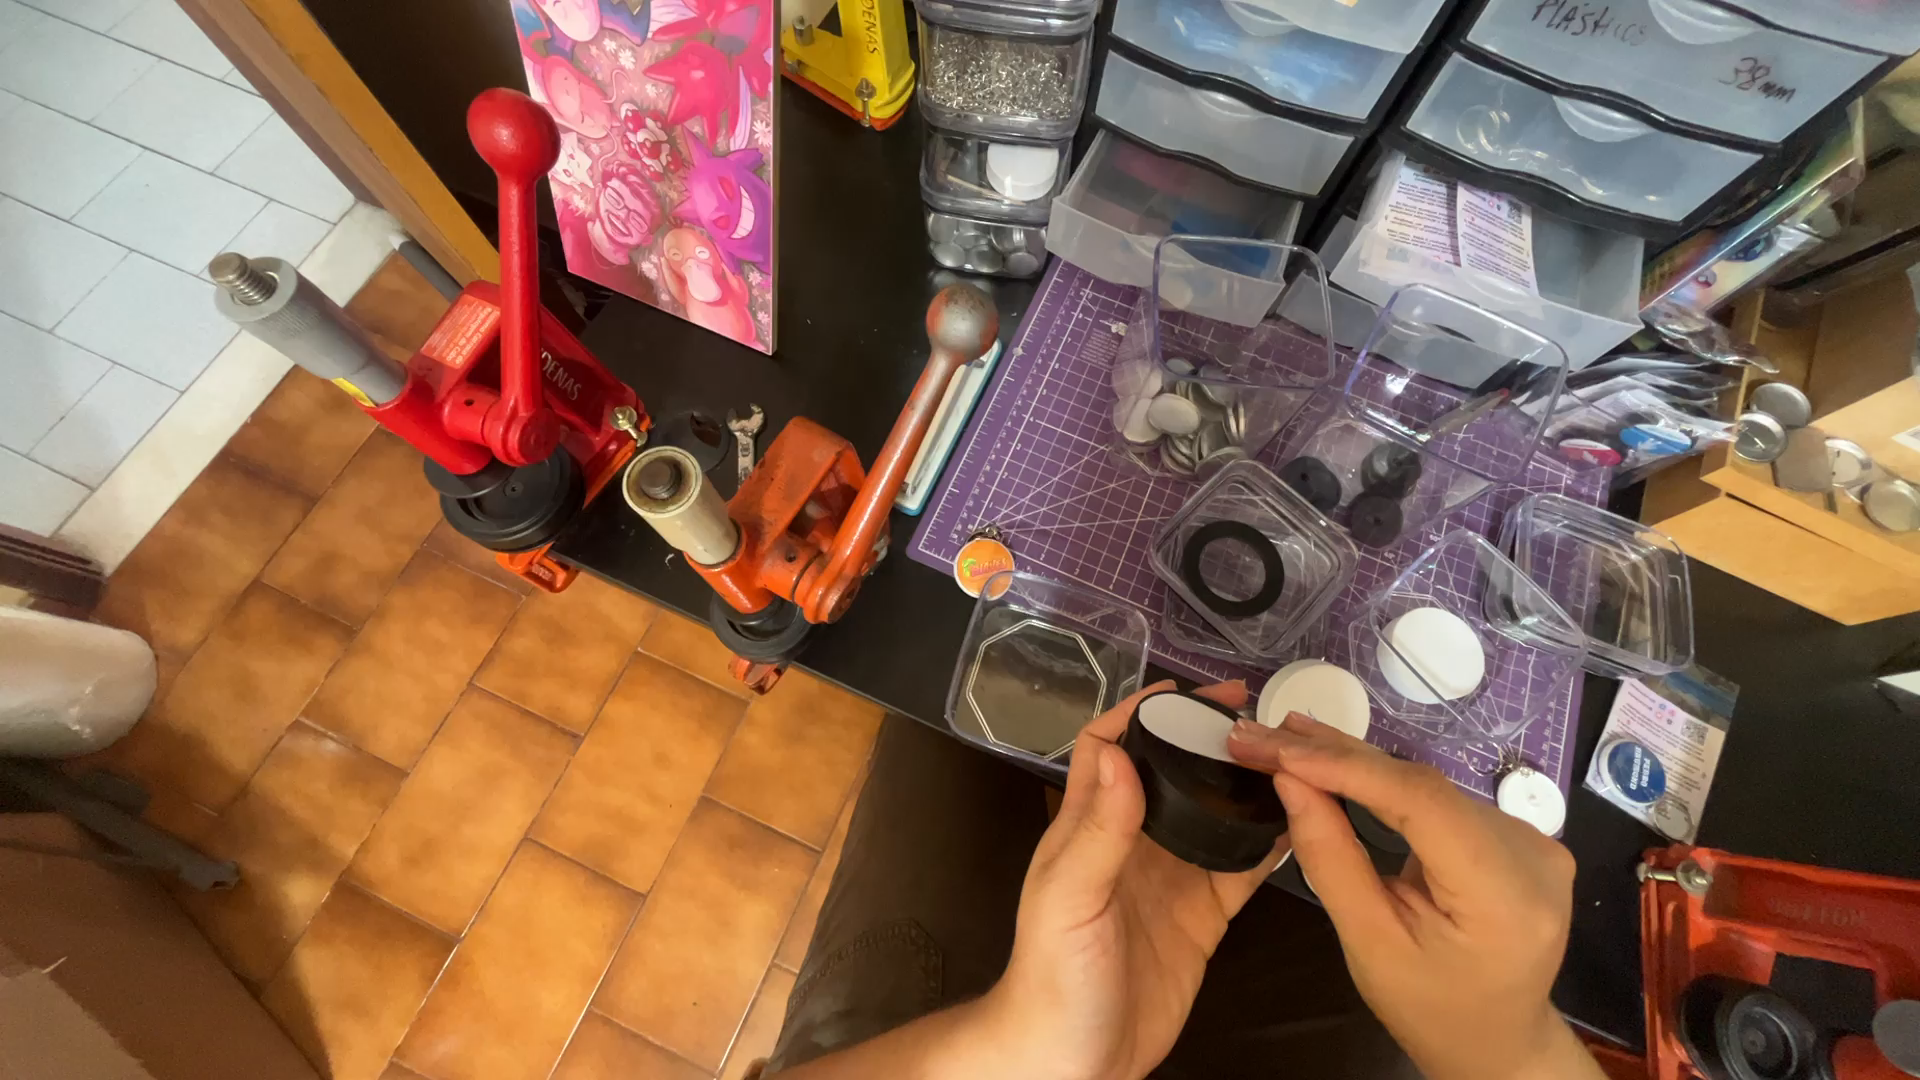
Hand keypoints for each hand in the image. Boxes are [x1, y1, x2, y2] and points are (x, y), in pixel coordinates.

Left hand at [981, 680, 1287, 1079]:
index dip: (1135, 713)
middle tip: (1251, 715)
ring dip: (1238, 787)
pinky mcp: (1201, 916)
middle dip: (1200, 739)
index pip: (1107, 747)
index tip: (1179, 690)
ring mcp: (1169, 876)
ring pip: (1208, 815)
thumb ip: (1098, 828)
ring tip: (1284, 758)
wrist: (1075, 1058)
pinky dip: (1266, 848)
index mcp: (1090, 822)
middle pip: (1167, 771)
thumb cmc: (1056, 969)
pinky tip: (1298, 827)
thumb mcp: (1071, 894)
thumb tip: (1120, 750)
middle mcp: (1131, 839)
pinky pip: (1237, 871)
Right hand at [1228, 713, 1600, 1079]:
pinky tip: (1320, 751)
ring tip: (1275, 735)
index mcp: (1506, 895)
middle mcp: (1527, 851)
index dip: (1345, 767)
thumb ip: (1329, 857)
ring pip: (1414, 778)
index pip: (1421, 803)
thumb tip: (1286, 779)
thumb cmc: (1428, 1005)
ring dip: (1340, 756)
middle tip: (1255, 735)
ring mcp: (1521, 835)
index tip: (1276, 750)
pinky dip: (1365, 772)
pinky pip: (1422, 789)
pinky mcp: (1502, 828)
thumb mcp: (1367, 942)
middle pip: (1415, 783)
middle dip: (1327, 754)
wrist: (1496, 1041)